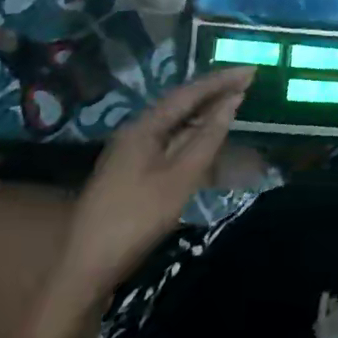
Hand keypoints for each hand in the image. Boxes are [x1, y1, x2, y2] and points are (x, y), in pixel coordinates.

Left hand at [60, 65, 254, 289]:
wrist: (86, 266)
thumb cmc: (135, 219)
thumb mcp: (178, 179)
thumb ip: (206, 140)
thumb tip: (232, 102)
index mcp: (145, 126)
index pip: (189, 93)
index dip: (221, 81)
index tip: (251, 71)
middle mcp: (138, 131)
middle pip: (181, 105)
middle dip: (214, 93)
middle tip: (248, 84)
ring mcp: (134, 153)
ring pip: (176, 126)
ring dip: (205, 116)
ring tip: (235, 107)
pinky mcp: (135, 174)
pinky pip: (171, 145)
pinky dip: (194, 140)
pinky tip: (209, 146)